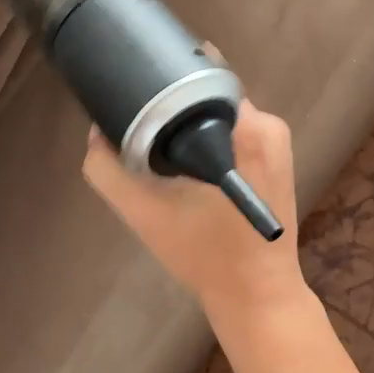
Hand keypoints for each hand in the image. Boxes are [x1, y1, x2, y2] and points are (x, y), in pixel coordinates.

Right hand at [83, 100, 307, 322]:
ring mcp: (278, 145)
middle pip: (209, 94)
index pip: (198, 76)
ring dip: (192, 125)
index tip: (135, 88)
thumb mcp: (143, 211)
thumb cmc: (203, 252)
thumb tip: (96, 131)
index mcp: (246, 126)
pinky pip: (235, 136)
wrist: (255, 295)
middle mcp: (268, 125)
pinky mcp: (277, 164)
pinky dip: (210, 142)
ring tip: (159, 144)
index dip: (163, 79)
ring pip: (221, 116)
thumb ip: (108, 169)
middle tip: (140, 123)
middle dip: (175, 105)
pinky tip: (186, 164)